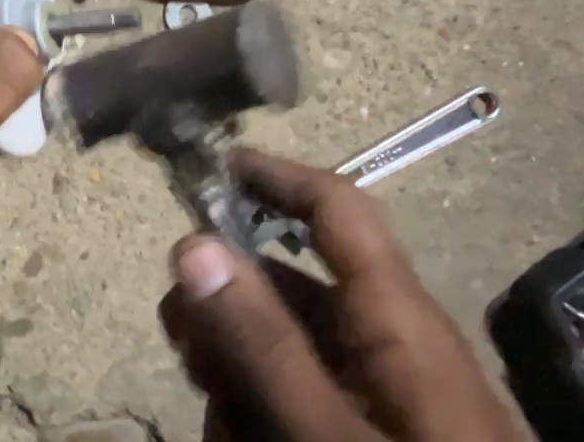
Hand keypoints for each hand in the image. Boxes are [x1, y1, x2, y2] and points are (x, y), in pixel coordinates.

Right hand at [160, 148, 524, 441]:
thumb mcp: (328, 441)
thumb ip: (259, 345)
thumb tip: (189, 242)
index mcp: (397, 323)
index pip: (335, 208)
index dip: (272, 175)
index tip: (201, 169)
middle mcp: (387, 345)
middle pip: (285, 285)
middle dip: (225, 310)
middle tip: (186, 348)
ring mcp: (377, 397)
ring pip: (278, 349)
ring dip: (233, 378)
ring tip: (229, 433)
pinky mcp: (364, 431)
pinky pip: (295, 398)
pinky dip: (256, 414)